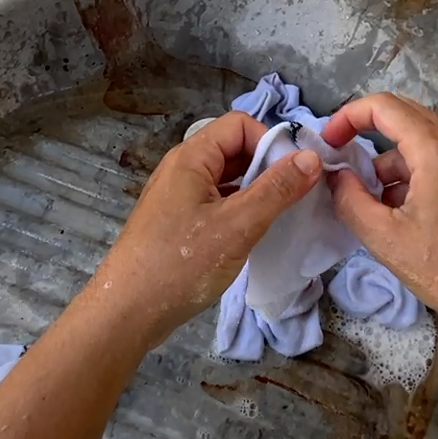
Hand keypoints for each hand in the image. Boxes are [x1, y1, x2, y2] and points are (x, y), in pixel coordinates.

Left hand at [82, 112, 322, 348]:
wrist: (126, 312)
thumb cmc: (181, 264)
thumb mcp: (237, 225)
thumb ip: (276, 190)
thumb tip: (311, 158)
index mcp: (192, 157)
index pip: (240, 125)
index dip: (270, 142)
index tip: (297, 174)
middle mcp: (183, 168)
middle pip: (234, 149)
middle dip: (266, 167)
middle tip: (295, 197)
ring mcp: (178, 195)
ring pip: (227, 178)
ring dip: (255, 191)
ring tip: (281, 216)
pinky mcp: (177, 221)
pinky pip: (216, 201)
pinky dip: (239, 209)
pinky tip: (254, 234)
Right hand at [322, 93, 437, 337]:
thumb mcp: (387, 240)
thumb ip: (351, 201)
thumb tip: (336, 176)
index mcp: (434, 149)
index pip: (383, 106)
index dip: (348, 116)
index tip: (328, 144)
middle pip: (402, 114)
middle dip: (364, 131)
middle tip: (341, 160)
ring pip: (418, 140)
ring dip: (387, 159)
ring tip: (371, 201)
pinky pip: (435, 159)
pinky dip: (409, 173)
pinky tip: (401, 213)